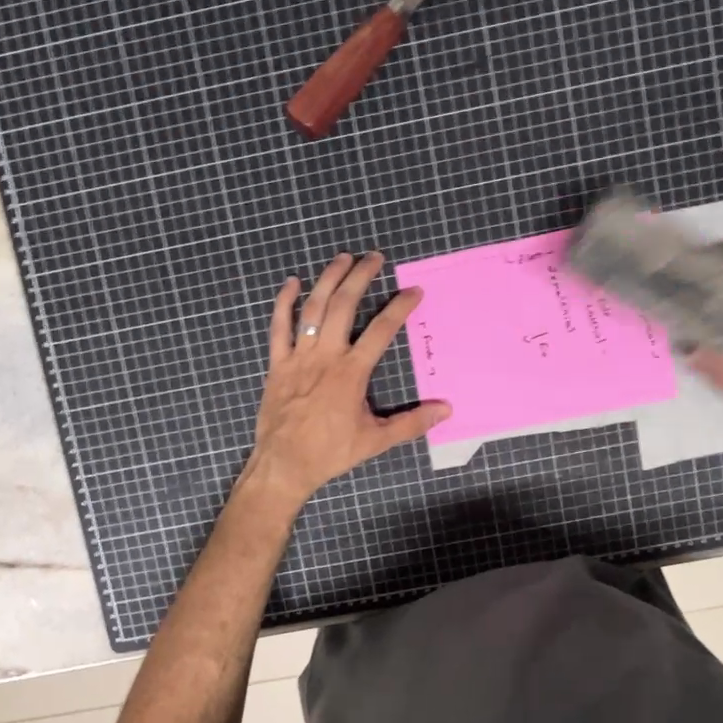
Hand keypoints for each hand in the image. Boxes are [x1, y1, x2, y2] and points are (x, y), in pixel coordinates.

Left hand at [240, 252, 449, 511]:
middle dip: (360, 277)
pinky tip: (292, 283)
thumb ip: (412, 423)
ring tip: (342, 259)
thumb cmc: (330, 453)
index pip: (381, 330)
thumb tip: (445, 410)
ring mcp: (298, 357)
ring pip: (312, 309)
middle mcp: (325, 356)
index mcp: (351, 372)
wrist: (285, 464)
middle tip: (374, 257)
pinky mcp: (277, 364)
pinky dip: (284, 303)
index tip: (413, 291)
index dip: (399, 307)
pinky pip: (279, 327)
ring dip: (328, 280)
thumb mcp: (375, 440)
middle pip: (344, 306)